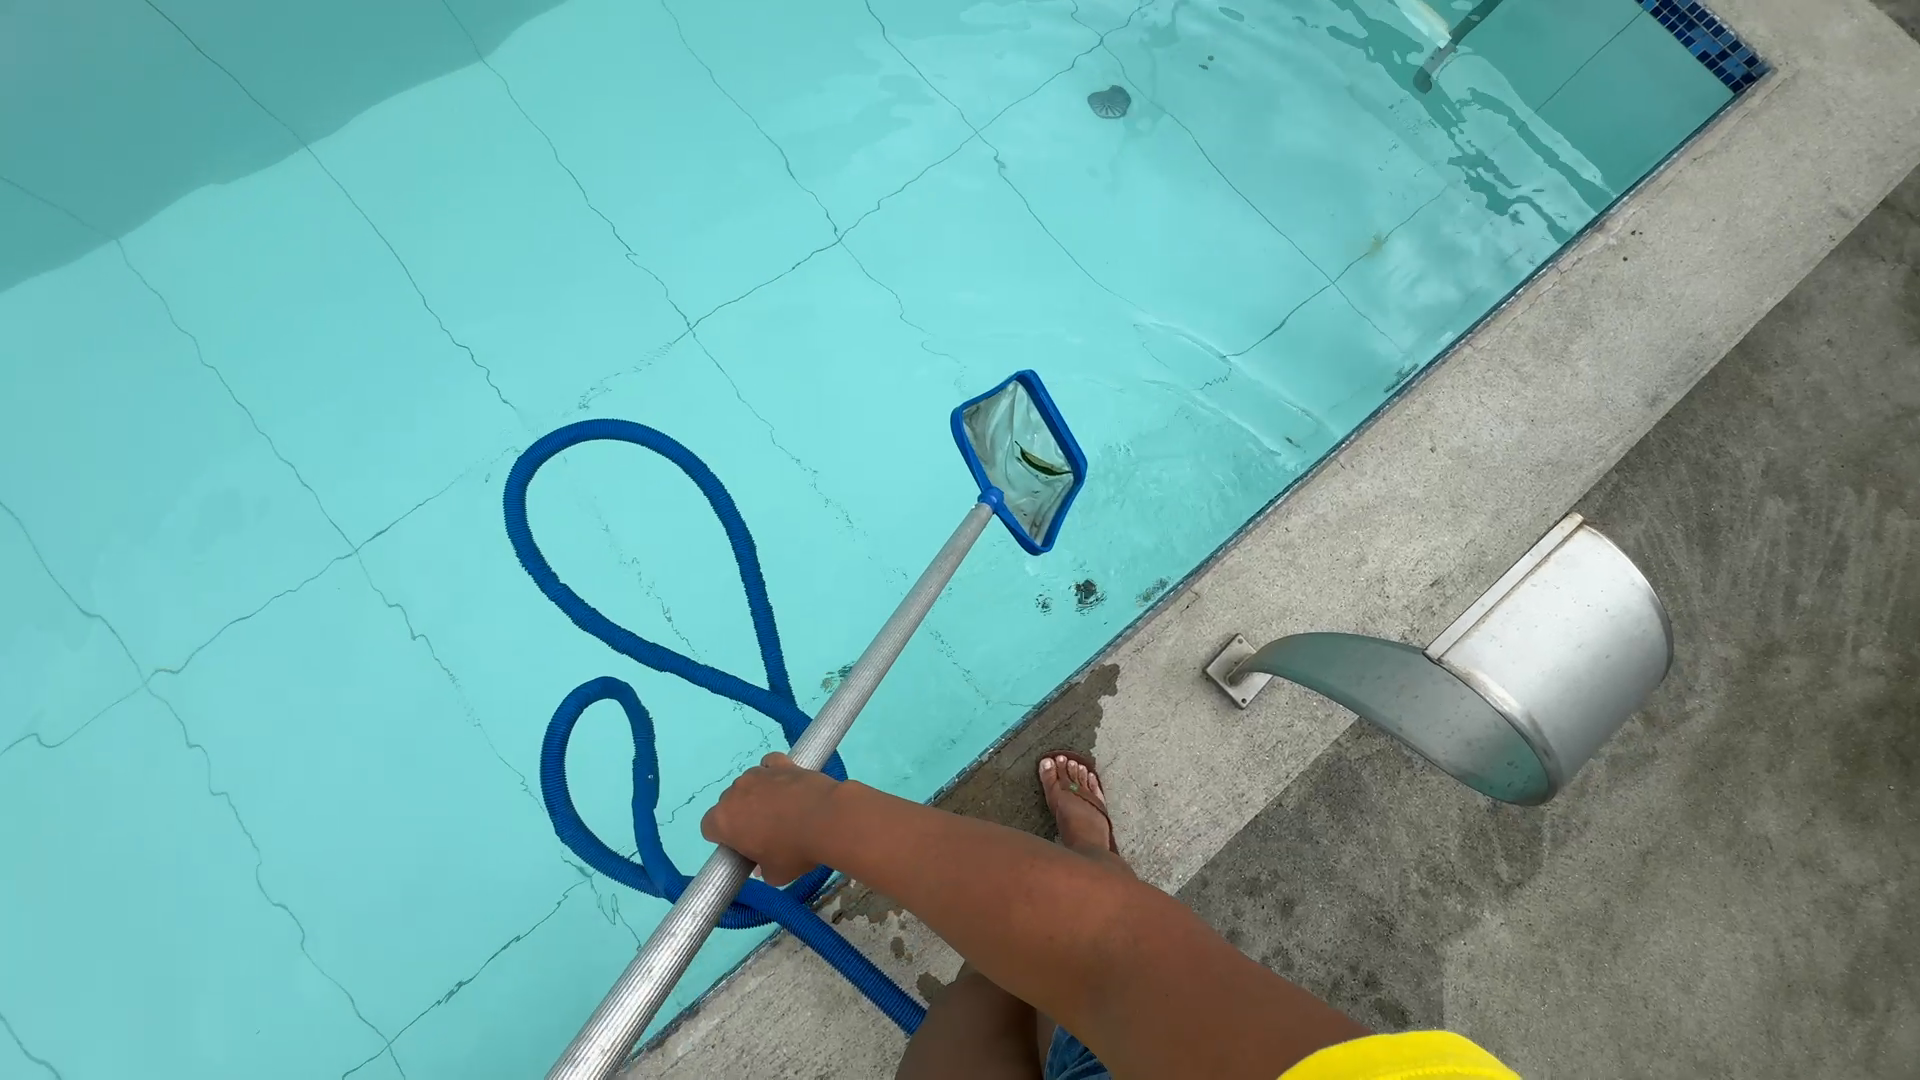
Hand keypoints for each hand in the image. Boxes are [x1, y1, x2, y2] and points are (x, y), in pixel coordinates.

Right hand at [700, 753, 841, 885]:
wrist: (827, 819)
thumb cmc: (794, 851)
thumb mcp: (775, 874)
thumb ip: (762, 869)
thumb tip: (764, 864)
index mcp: (723, 821)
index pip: (710, 827)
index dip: (725, 837)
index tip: (742, 846)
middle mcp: (735, 792)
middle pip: (730, 803)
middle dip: (742, 814)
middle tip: (765, 831)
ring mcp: (758, 774)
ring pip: (749, 782)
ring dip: (759, 793)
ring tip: (782, 808)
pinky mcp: (781, 762)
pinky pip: (770, 764)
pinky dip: (775, 772)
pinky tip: (787, 783)